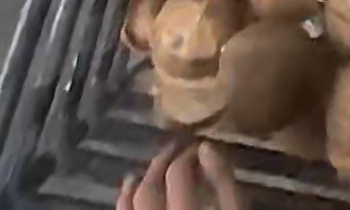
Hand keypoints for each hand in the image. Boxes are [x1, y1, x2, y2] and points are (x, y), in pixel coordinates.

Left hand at [118, 142, 244, 209]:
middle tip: (176, 149)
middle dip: (160, 163)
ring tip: (145, 168)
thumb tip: (206, 146)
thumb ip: (225, 184)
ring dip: (135, 184)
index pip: (177, 174)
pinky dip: (124, 203)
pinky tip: (129, 193)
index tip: (199, 146)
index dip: (186, 154)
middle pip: (149, 190)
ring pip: (130, 207)